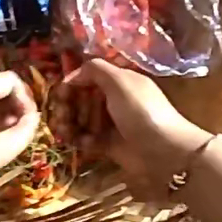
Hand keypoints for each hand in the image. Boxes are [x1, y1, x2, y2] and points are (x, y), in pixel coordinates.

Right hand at [65, 59, 211, 198]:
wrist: (164, 150)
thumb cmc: (141, 111)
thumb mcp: (120, 82)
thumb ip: (95, 70)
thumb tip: (73, 73)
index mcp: (119, 81)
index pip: (88, 76)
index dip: (71, 83)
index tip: (58, 93)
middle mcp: (114, 100)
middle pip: (82, 98)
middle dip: (66, 105)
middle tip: (58, 115)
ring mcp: (112, 123)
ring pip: (82, 119)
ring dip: (68, 123)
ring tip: (62, 131)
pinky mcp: (109, 145)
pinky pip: (88, 139)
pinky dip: (80, 140)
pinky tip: (78, 143)